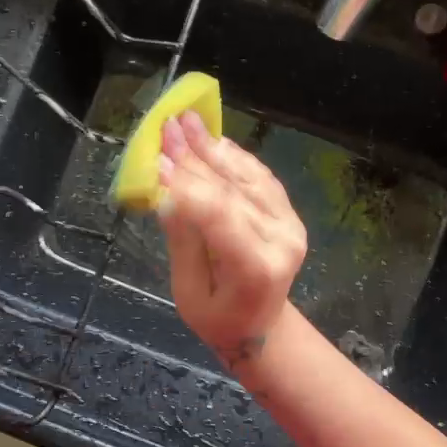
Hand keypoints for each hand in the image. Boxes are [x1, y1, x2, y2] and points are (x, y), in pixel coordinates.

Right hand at [156, 111, 305, 368]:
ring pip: (248, 178)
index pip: (219, 216)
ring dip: (215, 148)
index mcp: (255, 268)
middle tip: (167, 127)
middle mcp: (280, 240)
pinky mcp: (288, 213)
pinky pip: (261, 179)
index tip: (158, 160)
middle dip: (196, 157)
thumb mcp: (188, 292)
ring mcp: (289, 223)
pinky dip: (237, 157)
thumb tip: (166, 194)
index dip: (187, 185)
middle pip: (232, 190)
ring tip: (188, 121)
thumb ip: (182, 241)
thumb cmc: (216, 318)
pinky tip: (216, 139)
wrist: (260, 326)